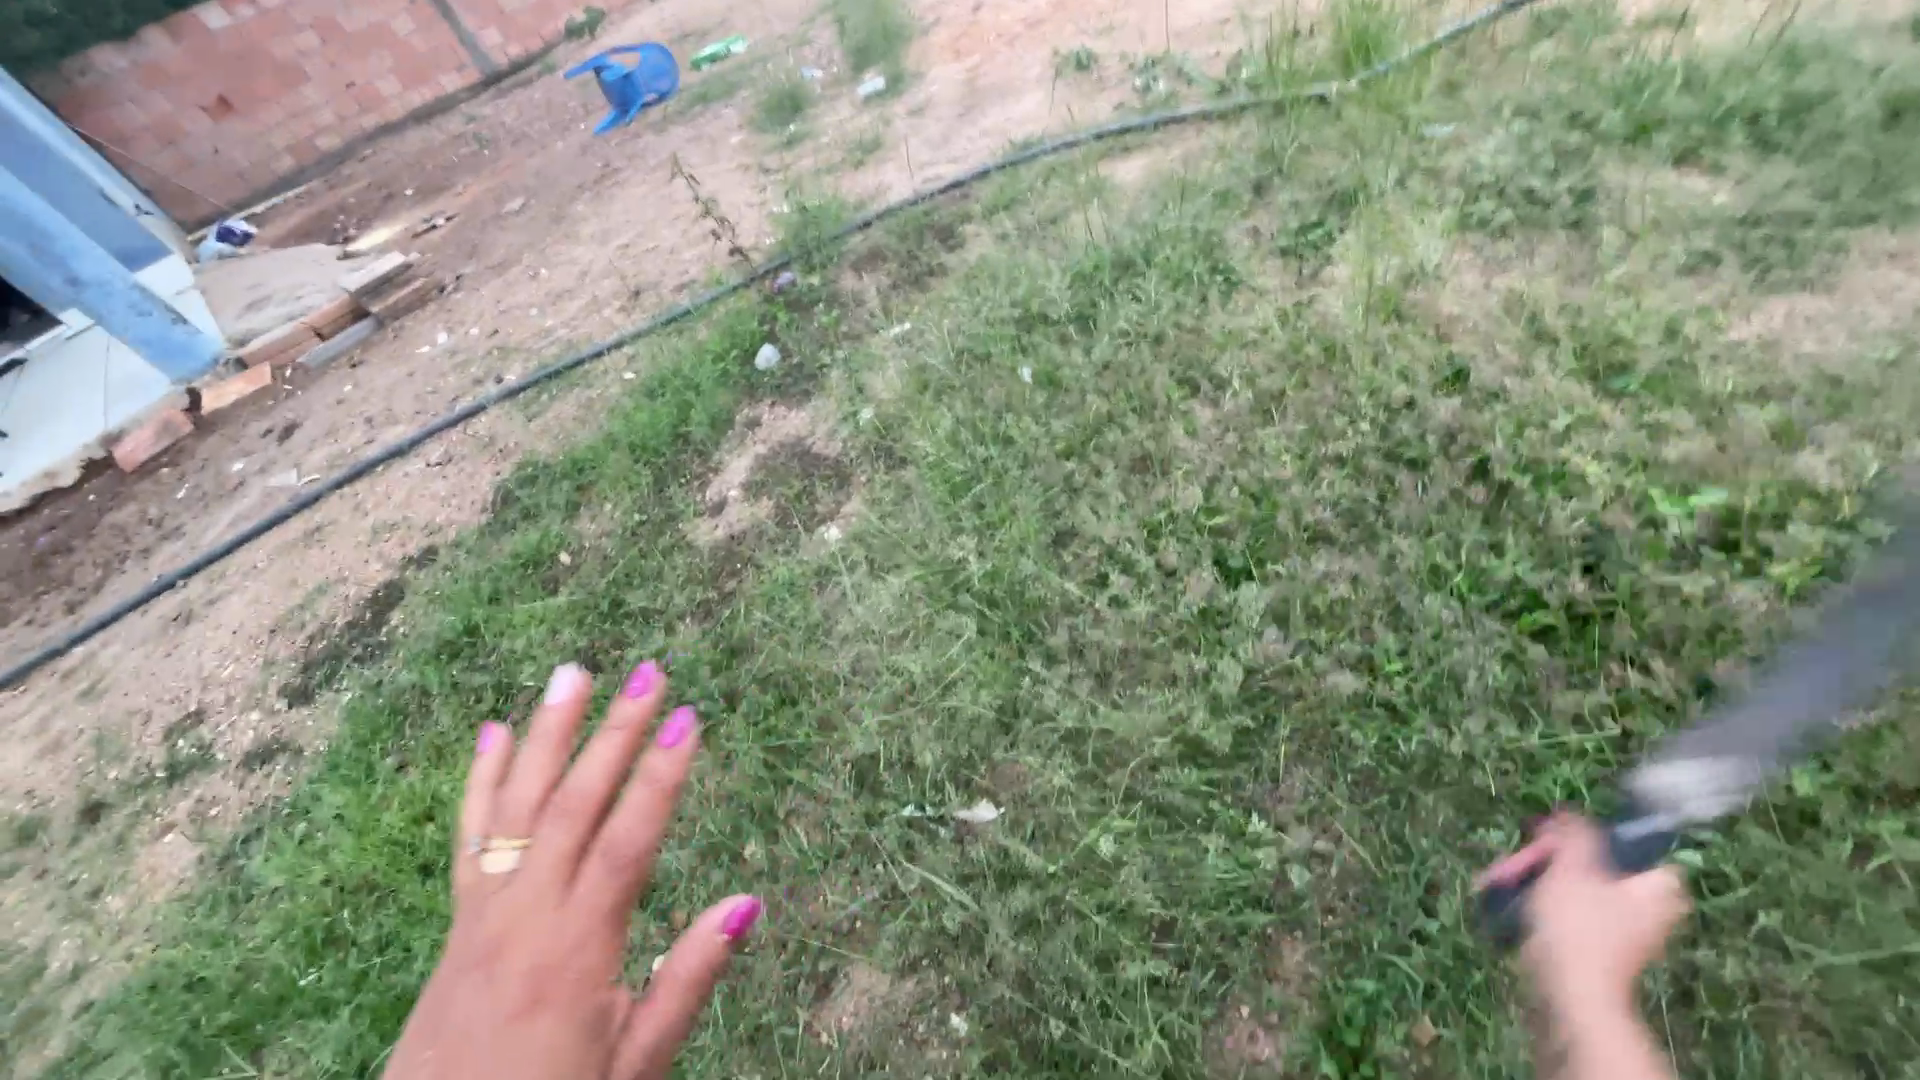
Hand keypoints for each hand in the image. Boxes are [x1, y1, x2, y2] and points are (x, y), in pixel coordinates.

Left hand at [383, 661, 760, 1079]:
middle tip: (648, 672)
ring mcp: (484, 914)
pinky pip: (471, 838)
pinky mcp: (459, 923)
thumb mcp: (635, 1065)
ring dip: (547, 734)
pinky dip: (482, 781)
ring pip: (518, 805)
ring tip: (572, 674)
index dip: (661, 777)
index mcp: (577, 950)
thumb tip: (747, 903)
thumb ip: (687, 981)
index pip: (627, 841)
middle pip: (573, 804)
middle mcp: (526, 916)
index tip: (687, 718)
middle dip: (614, 732)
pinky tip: (493, 734)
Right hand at [1479, 813, 1688, 1021]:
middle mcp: (1647, 908)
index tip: (1560, 836)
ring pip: (1575, 886)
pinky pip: (1567, 910)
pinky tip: (1510, 899)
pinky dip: (1540, 902)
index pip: (1635, 848)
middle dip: (1550, 858)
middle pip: (1595, 864)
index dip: (1597, 836)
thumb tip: (1570, 811)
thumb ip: (1574, 833)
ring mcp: (1622, 929)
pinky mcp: (1595, 945)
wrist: (1571, 990)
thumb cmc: (1579, 926)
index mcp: (1657, 888)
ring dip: (1537, 878)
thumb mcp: (1572, 867)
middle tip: (1524, 858)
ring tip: (1504, 878)